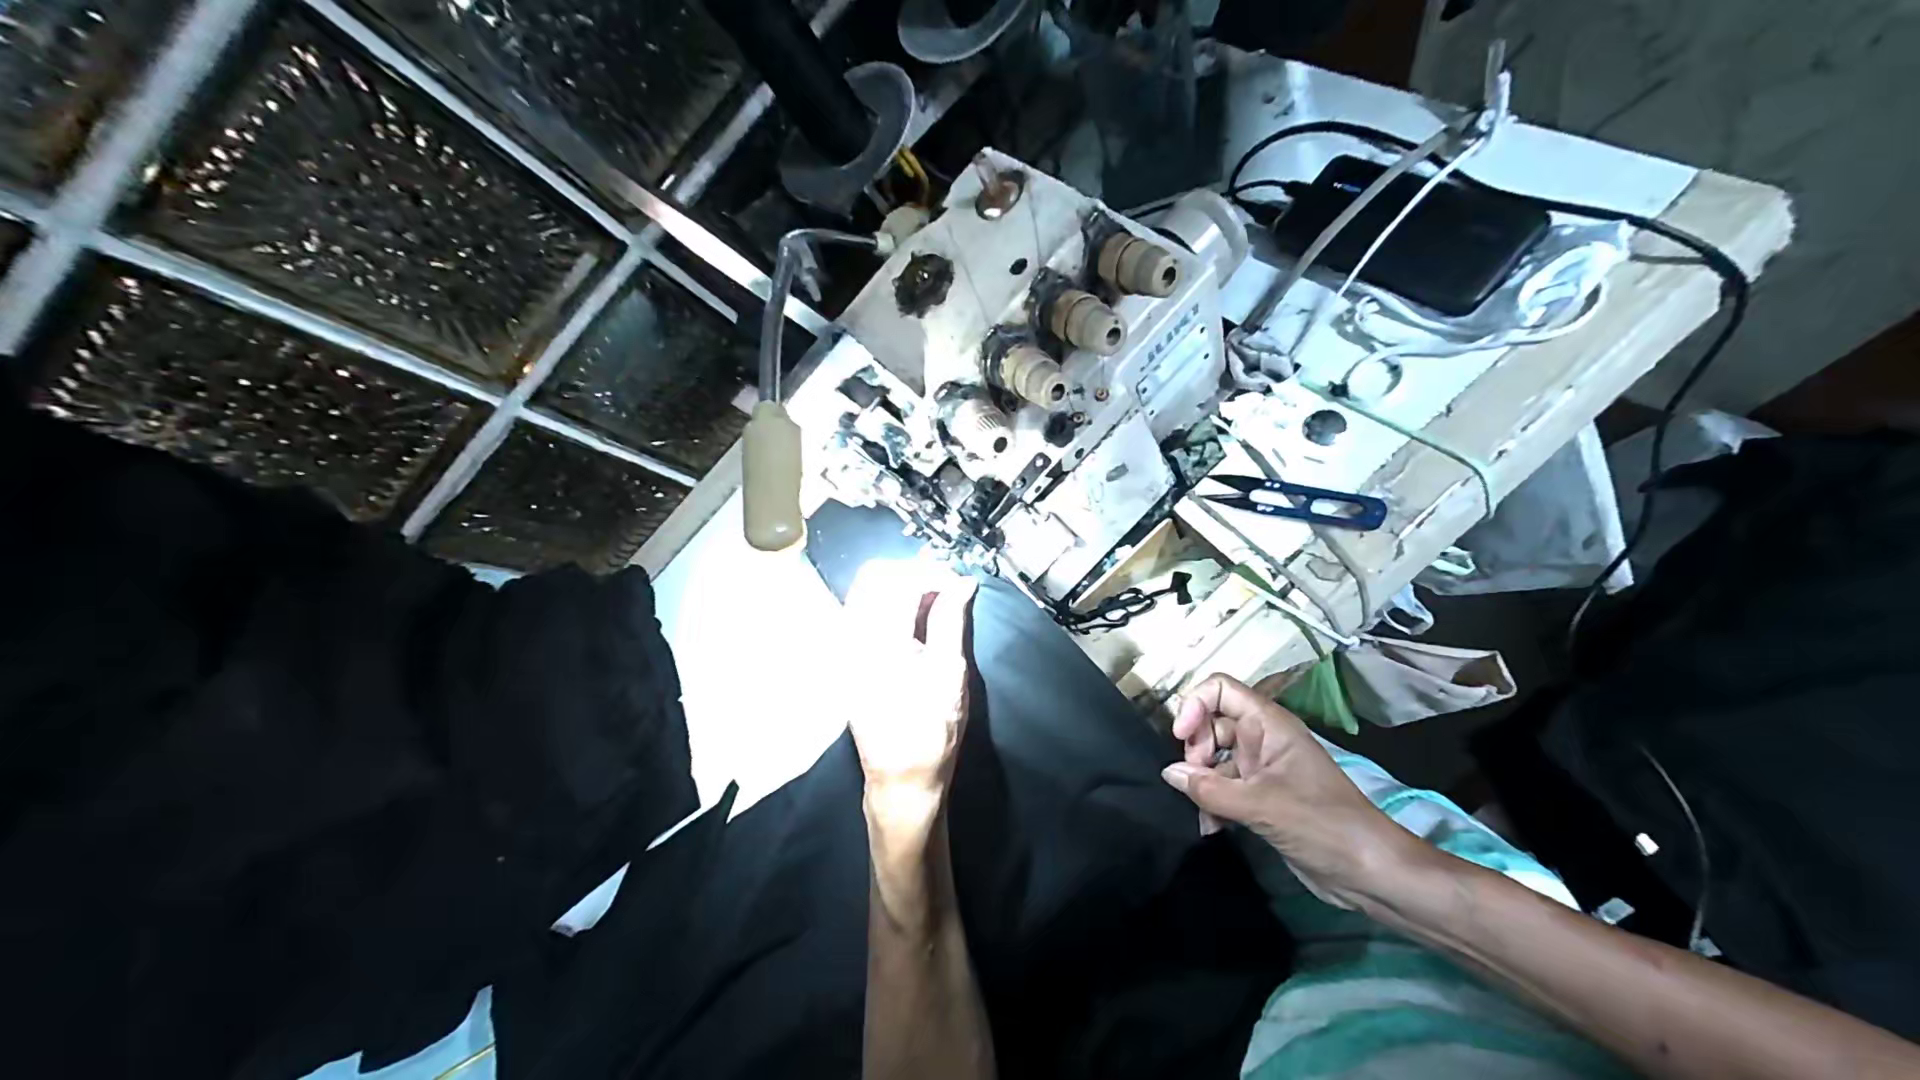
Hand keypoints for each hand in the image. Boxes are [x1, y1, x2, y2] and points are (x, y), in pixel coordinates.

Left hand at [847, 575, 977, 832]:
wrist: (901, 778)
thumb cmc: (931, 731)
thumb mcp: (949, 673)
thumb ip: (950, 620)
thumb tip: (961, 583)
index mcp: (878, 642)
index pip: (901, 582)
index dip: (933, 573)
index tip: (959, 581)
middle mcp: (851, 640)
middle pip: (873, 578)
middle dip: (911, 572)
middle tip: (944, 584)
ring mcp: (843, 651)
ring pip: (863, 593)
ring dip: (898, 585)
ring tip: (932, 598)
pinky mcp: (844, 661)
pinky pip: (859, 614)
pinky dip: (885, 604)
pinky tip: (911, 618)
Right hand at [1161, 674, 1432, 909]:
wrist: (1370, 873)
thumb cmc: (1322, 825)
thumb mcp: (1261, 805)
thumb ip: (1209, 788)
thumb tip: (1169, 773)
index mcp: (1269, 725)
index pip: (1221, 689)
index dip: (1195, 705)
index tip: (1180, 737)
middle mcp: (1263, 739)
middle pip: (1211, 724)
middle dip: (1195, 751)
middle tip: (1193, 780)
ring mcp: (1262, 769)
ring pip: (1214, 760)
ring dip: (1201, 783)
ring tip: (1203, 814)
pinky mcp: (1261, 797)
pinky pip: (1223, 788)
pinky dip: (1211, 803)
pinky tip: (1211, 828)